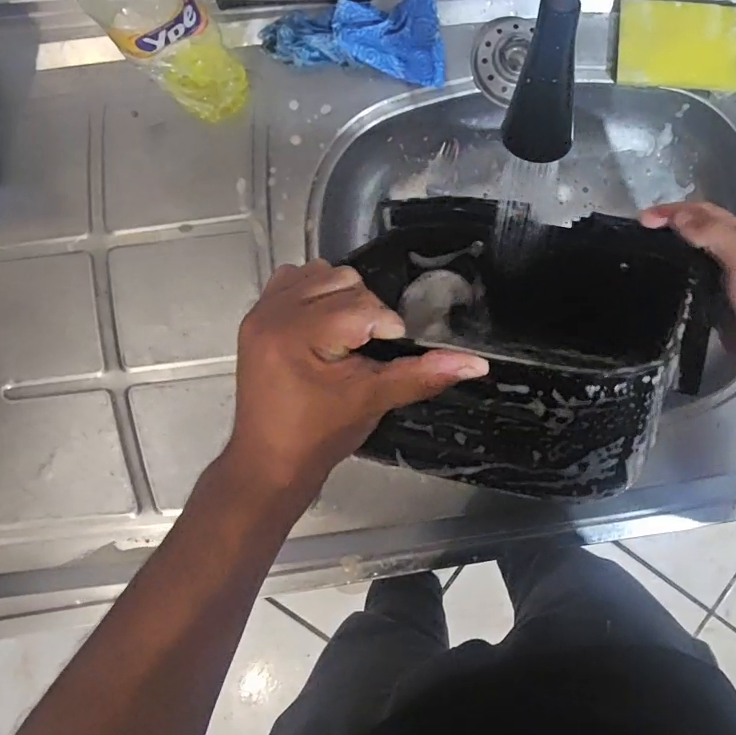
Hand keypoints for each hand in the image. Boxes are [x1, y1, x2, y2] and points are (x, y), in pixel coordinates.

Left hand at [224, 260, 488, 497]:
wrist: (270, 461)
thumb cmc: (321, 435)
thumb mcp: (374, 400)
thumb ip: (424, 374)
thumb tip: (478, 364)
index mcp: (297, 335)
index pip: (363, 306)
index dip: (387, 329)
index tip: (381, 360)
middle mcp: (273, 313)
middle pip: (344, 281)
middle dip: (367, 311)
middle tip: (367, 350)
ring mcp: (261, 311)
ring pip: (322, 273)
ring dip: (344, 297)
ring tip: (348, 336)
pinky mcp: (257, 315)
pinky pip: (295, 278)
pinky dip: (317, 292)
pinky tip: (326, 325)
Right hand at [640, 202, 735, 380]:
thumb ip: (713, 236)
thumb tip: (678, 216)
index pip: (705, 213)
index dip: (675, 210)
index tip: (643, 219)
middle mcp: (735, 255)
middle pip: (699, 231)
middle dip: (670, 224)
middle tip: (638, 232)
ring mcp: (726, 281)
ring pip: (694, 257)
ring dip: (672, 249)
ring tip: (643, 253)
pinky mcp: (717, 305)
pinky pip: (692, 285)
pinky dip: (676, 278)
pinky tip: (658, 283)